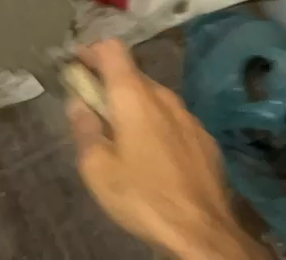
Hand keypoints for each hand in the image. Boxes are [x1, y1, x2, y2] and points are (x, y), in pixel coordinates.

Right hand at [68, 39, 263, 259]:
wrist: (205, 236)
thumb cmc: (143, 196)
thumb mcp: (96, 168)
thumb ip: (84, 128)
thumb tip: (79, 103)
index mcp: (133, 95)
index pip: (112, 48)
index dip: (92, 51)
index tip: (78, 67)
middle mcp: (164, 97)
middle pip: (133, 75)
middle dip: (111, 86)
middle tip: (96, 113)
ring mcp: (190, 118)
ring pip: (156, 99)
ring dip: (137, 108)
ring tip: (126, 141)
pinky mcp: (207, 141)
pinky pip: (175, 122)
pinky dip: (160, 128)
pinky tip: (157, 159)